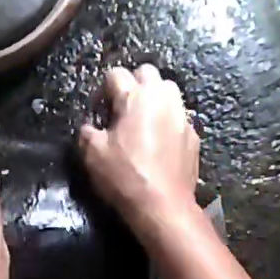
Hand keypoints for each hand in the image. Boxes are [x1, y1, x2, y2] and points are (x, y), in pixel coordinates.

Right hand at [79, 64, 201, 241]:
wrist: (163, 205)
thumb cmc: (124, 176)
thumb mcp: (92, 154)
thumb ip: (87, 133)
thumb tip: (89, 128)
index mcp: (136, 98)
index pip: (116, 74)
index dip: (103, 89)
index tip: (98, 108)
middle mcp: (162, 99)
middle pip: (148, 73)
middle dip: (133, 84)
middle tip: (121, 108)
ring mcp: (182, 116)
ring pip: (168, 92)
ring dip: (153, 99)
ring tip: (141, 121)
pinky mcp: (192, 136)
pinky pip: (178, 117)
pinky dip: (167, 122)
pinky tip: (158, 143)